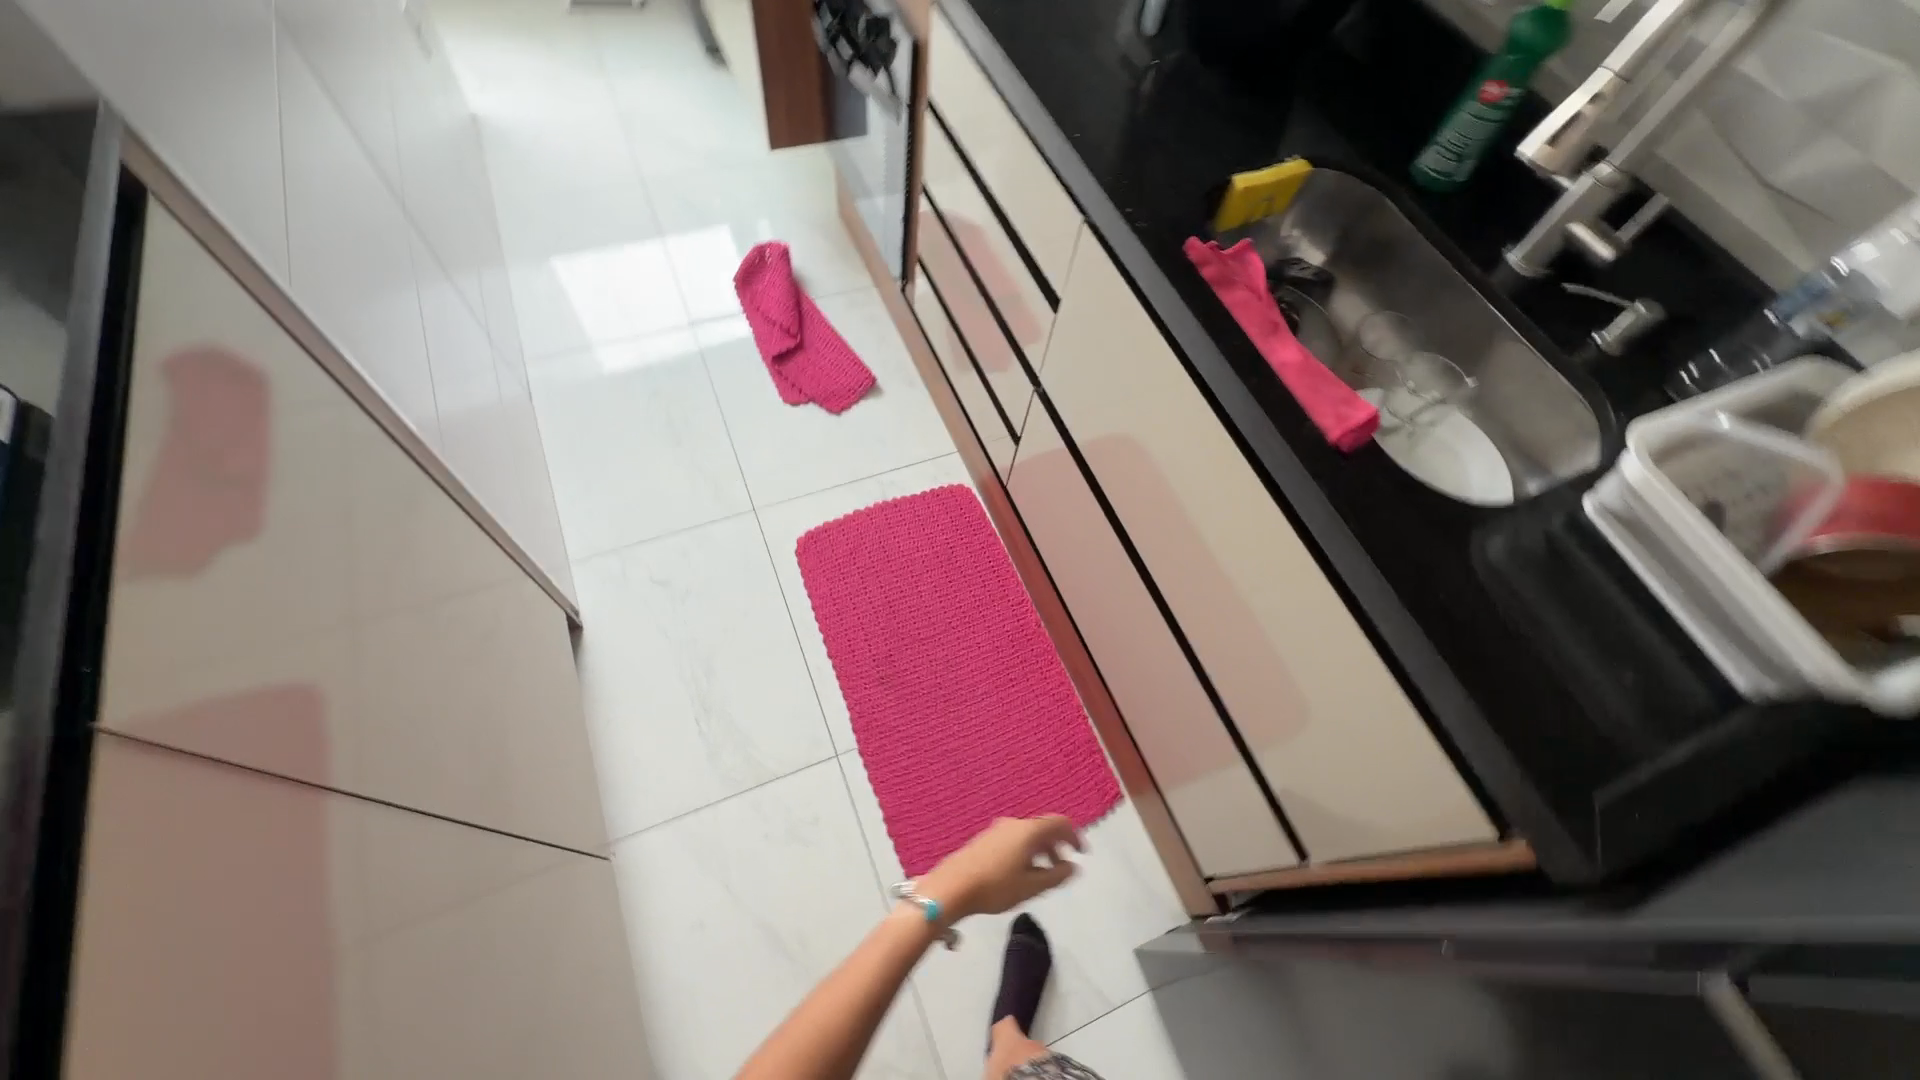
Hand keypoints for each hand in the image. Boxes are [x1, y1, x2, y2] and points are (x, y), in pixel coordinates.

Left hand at [916, 817, 1085, 921]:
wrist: (952, 887)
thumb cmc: (996, 887)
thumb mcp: (1031, 886)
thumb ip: (1056, 875)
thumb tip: (1073, 867)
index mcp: (1028, 831)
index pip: (1059, 823)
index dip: (1074, 835)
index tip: (1082, 852)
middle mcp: (1014, 824)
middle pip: (1043, 827)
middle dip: (1057, 844)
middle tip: (1064, 865)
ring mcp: (997, 830)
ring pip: (1028, 834)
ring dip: (1041, 849)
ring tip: (1044, 873)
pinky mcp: (985, 839)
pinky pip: (1014, 839)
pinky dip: (1026, 851)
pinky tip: (1022, 872)